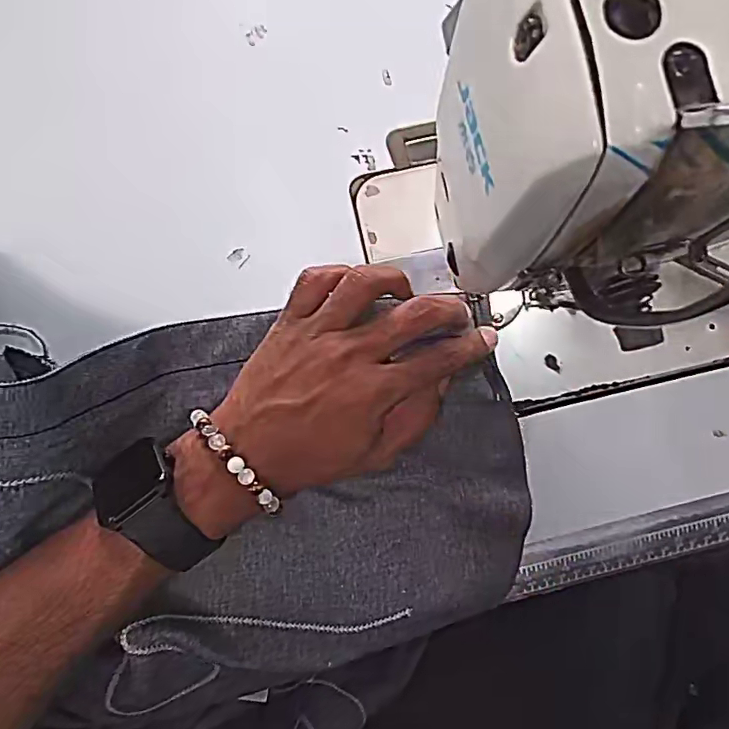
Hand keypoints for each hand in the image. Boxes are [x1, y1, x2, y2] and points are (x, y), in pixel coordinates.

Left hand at [171, 264, 496, 536]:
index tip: (479, 340)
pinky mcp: (290, 324)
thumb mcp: (374, 454)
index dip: (469, 346)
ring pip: (364, 283)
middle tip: (454, 312)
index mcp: (372, 391)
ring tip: (404, 290)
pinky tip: (352, 282)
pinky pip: (315, 280)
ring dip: (395, 279)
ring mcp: (317, 334)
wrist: (249, 453)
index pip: (438, 358)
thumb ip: (414, 418)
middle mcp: (348, 356)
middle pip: (414, 313)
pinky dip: (338, 272)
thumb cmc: (304, 456)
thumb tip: (438, 386)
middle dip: (449, 308)